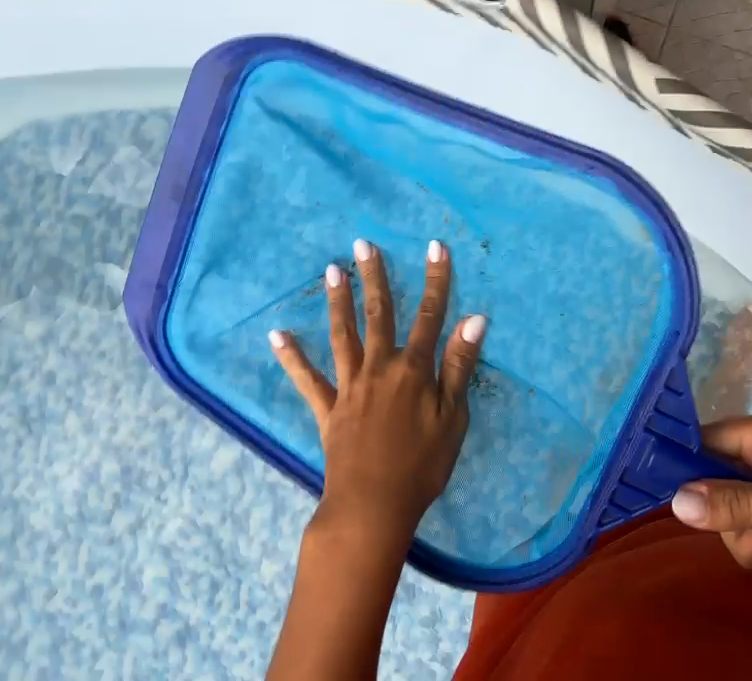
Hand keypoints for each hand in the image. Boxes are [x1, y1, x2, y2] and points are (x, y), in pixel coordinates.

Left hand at [268, 238, 486, 539]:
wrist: (372, 507)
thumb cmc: (422, 465)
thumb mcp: (453, 417)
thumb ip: (459, 366)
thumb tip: (474, 319)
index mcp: (414, 370)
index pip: (430, 315)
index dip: (436, 280)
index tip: (436, 247)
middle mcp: (380, 368)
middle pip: (379, 315)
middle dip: (374, 278)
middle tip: (363, 245)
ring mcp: (349, 387)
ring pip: (343, 335)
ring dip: (337, 301)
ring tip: (331, 271)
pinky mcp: (327, 409)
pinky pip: (307, 379)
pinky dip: (291, 357)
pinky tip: (277, 335)